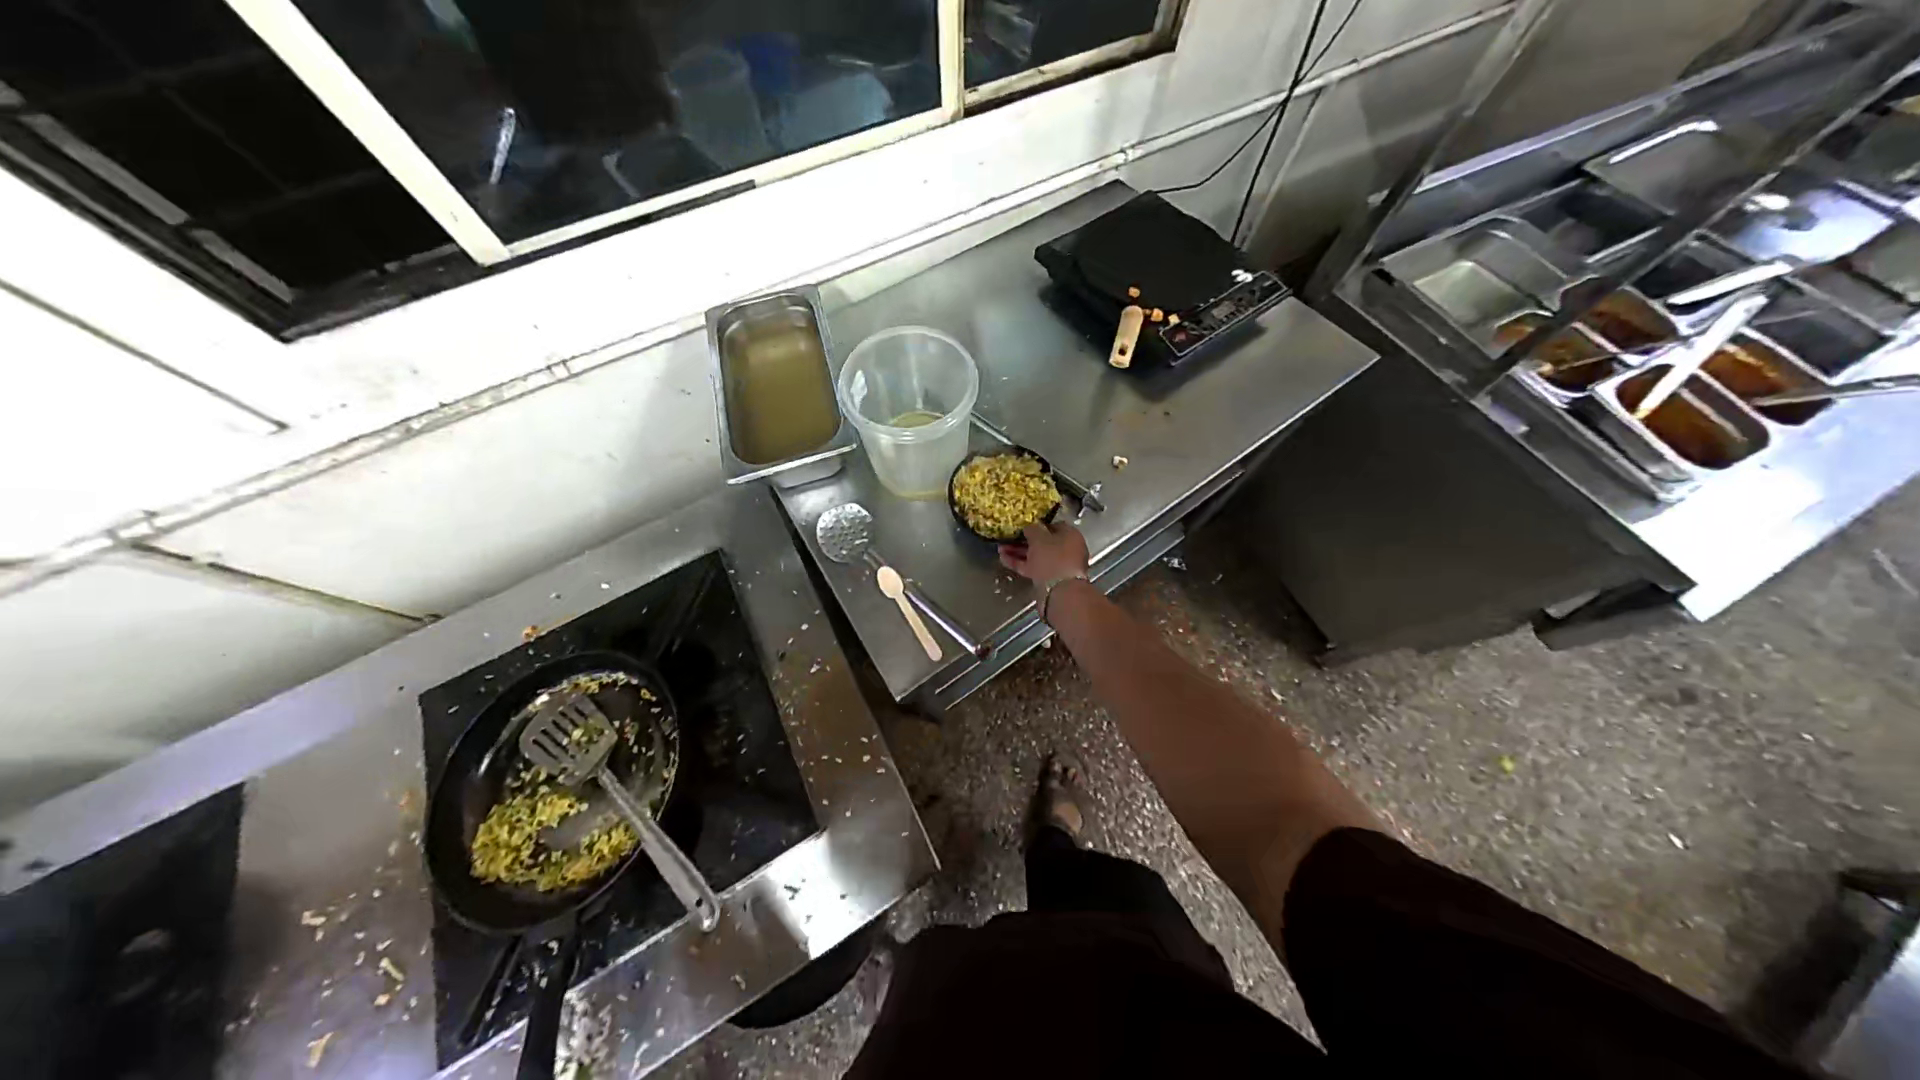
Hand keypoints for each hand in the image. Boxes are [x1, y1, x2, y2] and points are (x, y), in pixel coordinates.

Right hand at [998, 522, 1088, 587]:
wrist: (1060, 592)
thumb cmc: (1052, 558)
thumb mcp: (1039, 537)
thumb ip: (1032, 529)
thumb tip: (1030, 527)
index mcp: (1070, 535)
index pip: (1054, 526)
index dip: (1038, 525)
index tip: (1024, 526)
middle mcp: (1067, 550)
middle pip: (1044, 542)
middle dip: (1024, 540)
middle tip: (1009, 537)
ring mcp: (1058, 566)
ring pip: (1036, 556)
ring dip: (1018, 552)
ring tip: (1001, 548)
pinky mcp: (1049, 580)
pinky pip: (1033, 568)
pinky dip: (1019, 563)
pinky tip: (1004, 559)